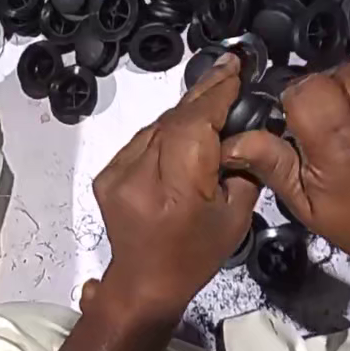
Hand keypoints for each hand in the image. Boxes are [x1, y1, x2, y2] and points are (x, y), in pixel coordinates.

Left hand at [89, 54, 260, 321]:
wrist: (144, 282)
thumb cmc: (193, 257)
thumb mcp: (235, 217)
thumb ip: (242, 169)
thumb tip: (242, 133)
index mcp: (176, 189)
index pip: (196, 123)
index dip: (216, 92)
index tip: (234, 68)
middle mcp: (140, 176)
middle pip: (174, 118)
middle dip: (203, 94)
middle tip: (228, 70)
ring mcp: (118, 173)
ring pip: (157, 125)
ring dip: (184, 113)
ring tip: (210, 100)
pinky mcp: (107, 174)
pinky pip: (141, 139)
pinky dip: (164, 131)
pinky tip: (182, 132)